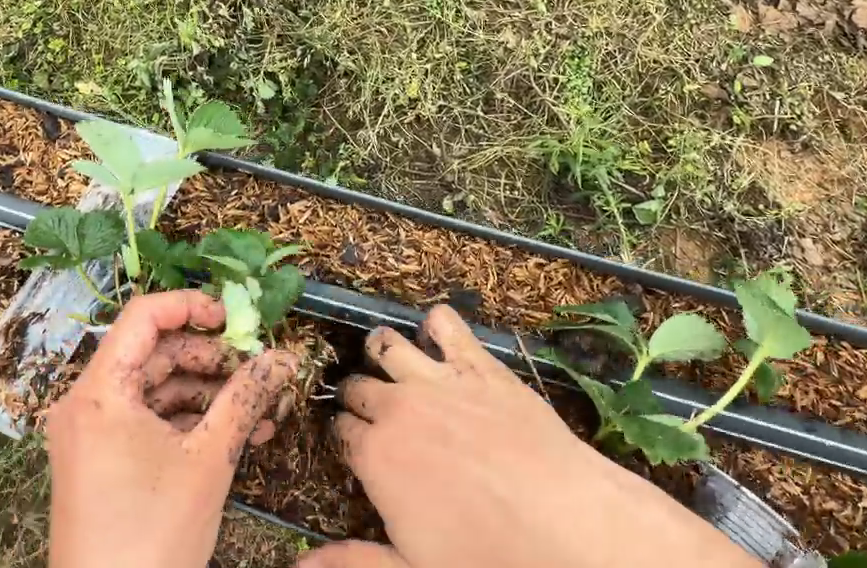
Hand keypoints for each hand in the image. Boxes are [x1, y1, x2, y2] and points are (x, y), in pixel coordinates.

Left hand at [46, 290, 299, 567]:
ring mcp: (90, 432)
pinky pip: (145, 419)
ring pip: (154, 388)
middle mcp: (85, 402)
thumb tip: (283, 358)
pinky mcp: (99, 458)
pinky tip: (236, 433)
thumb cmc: (153, 535)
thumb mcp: (209, 461)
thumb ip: (246, 399)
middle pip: (153, 352)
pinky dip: (187, 420)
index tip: (234, 320)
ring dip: (207, 393)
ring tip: (260, 408)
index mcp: (99, 391)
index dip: (191, 307)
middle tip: (257, 370)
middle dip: (210, 359)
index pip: (143, 315)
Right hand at [303, 305, 757, 567]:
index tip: (354, 443)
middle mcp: (397, 407)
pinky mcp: (478, 363)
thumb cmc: (489, 556)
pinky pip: (442, 323)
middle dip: (358, 395)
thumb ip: (351, 562)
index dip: (345, 435)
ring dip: (382, 352)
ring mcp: (437, 379)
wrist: (568, 525)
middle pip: (357, 385)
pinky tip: (438, 338)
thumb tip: (299, 564)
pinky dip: (434, 325)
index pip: (339, 429)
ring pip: (386, 345)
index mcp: (376, 456)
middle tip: (372, 409)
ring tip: (390, 363)